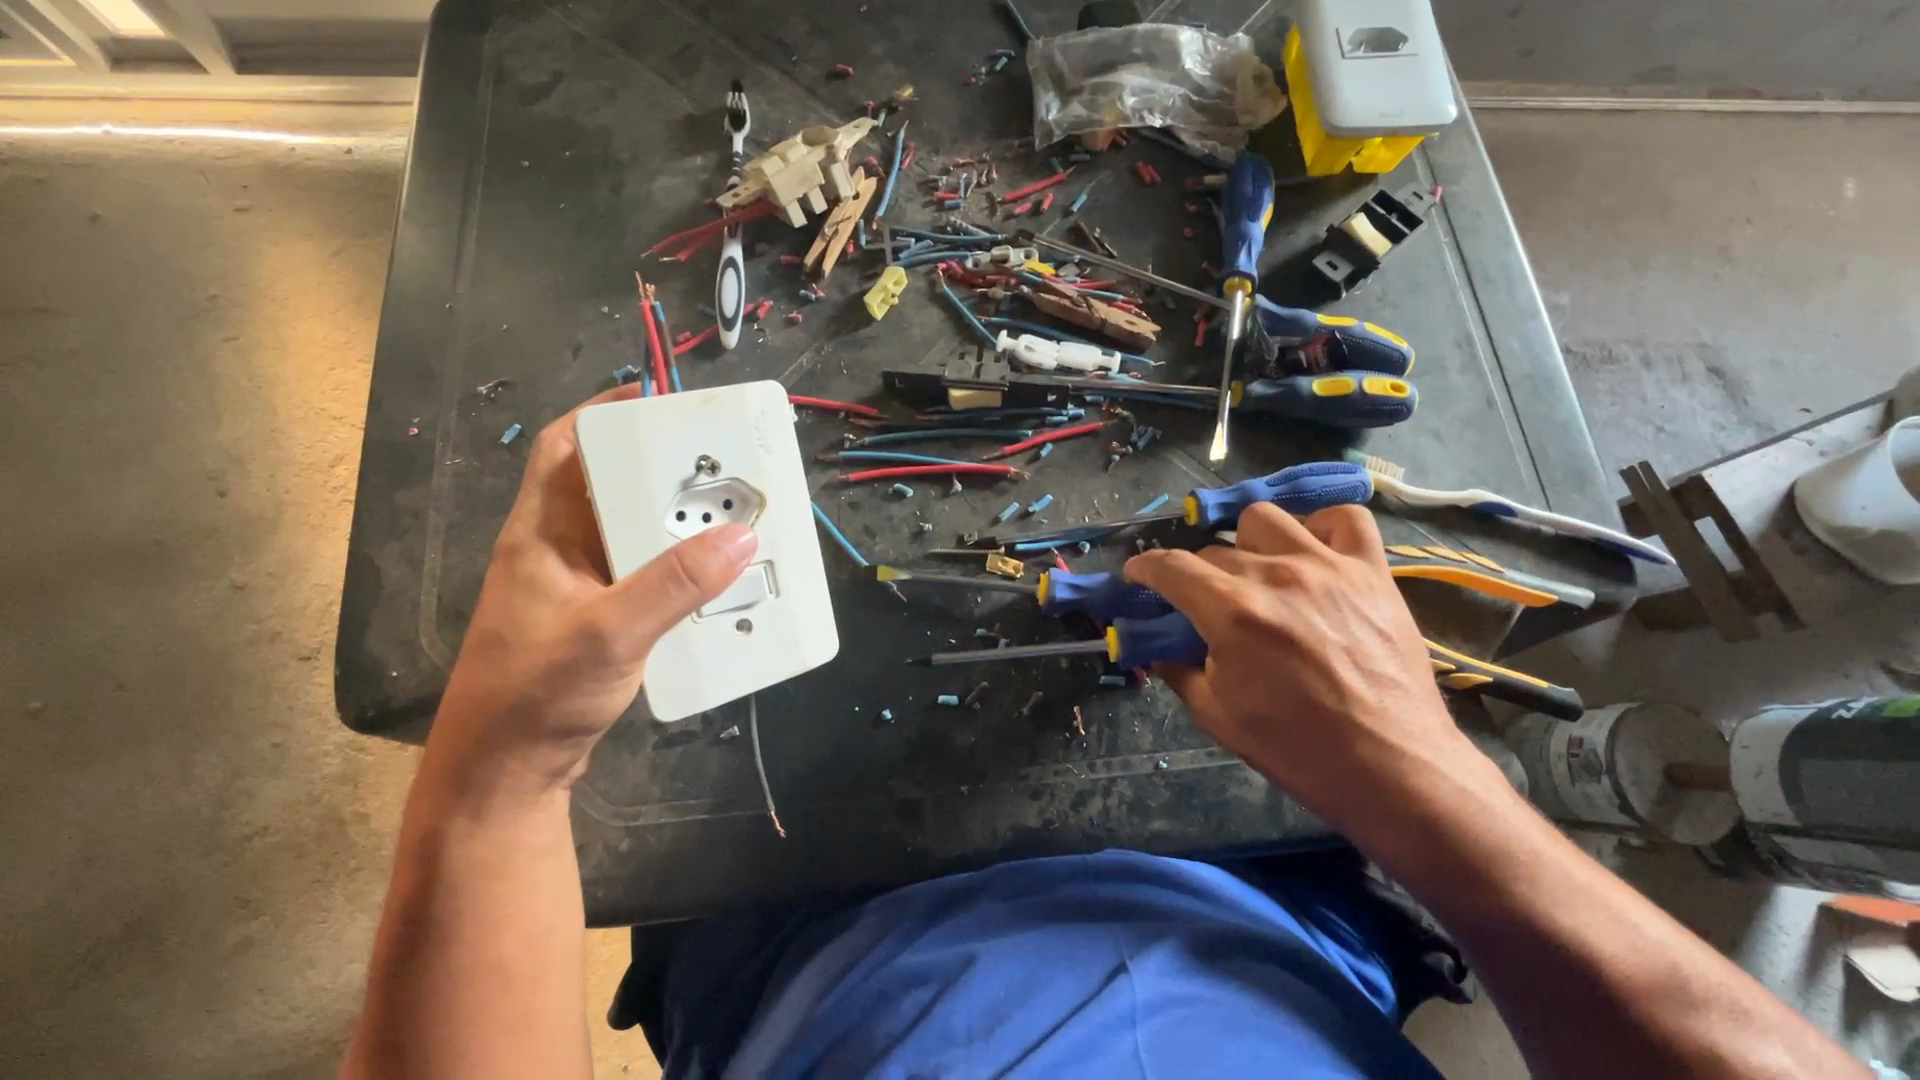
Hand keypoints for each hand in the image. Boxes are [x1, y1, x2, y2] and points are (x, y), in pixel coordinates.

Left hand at [428, 385, 757, 798]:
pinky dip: (682, 571)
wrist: (503, 777)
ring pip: (635, 534)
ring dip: (681, 526)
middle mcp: (560, 549)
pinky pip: (648, 577)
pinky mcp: (599, 621)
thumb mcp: (609, 634)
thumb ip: (675, 585)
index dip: (613, 413)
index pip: (568, 446)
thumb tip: (742, 537)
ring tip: (738, 518)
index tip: (672, 404)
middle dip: (670, 473)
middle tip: (730, 467)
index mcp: (542, 533)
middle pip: (614, 487)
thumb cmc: (535, 695)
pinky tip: (719, 581)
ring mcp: (580, 588)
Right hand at [1124, 503, 1475, 827]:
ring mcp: (1329, 567)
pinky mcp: (1372, 572)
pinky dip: (1322, 527)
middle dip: (1196, 575)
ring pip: (1266, 520)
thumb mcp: (1215, 715)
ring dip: (1248, 543)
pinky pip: (1345, 520)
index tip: (1138, 576)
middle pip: (1215, 550)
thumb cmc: (1296, 749)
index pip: (1170, 567)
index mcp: (1232, 613)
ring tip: (1257, 572)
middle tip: (1202, 604)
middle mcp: (1276, 576)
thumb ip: (1178, 669)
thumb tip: (1160, 646)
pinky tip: (1314, 552)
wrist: (1389, 765)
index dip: (1144, 568)